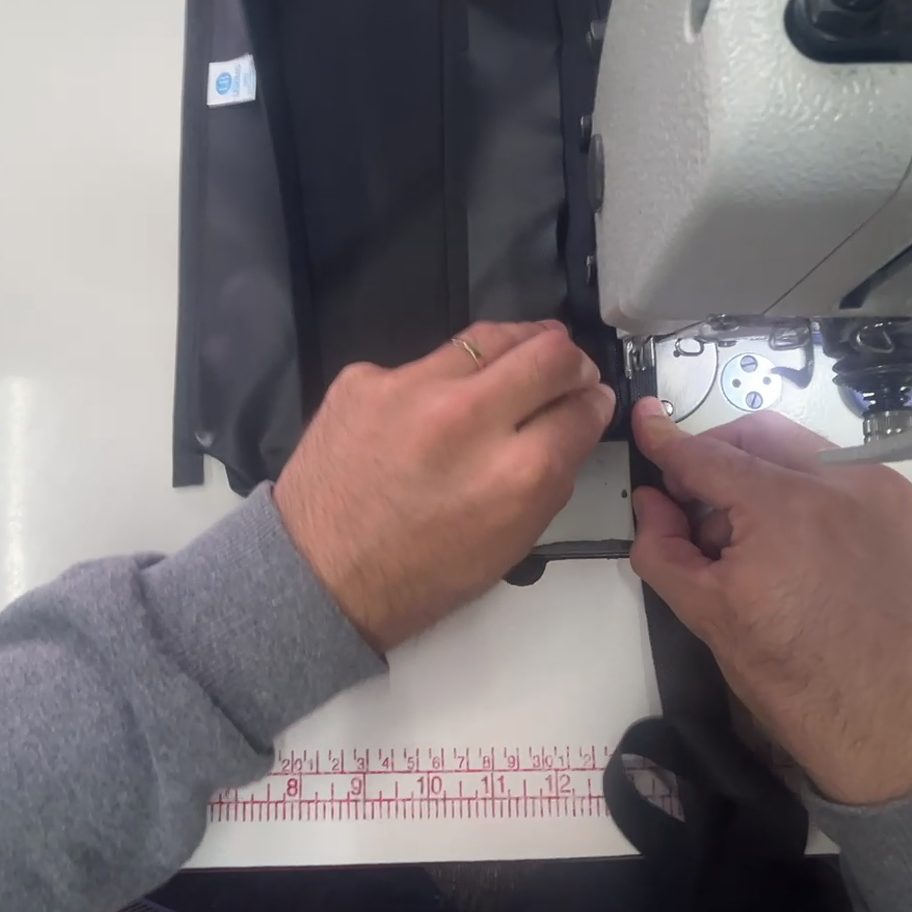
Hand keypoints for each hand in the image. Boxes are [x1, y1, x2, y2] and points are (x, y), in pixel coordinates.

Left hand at [275, 322, 614, 650]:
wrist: (316, 575)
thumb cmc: (418, 576)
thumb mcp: (509, 545)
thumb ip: (551, 478)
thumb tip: (573, 423)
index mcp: (515, 474)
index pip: (582, 408)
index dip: (594, 401)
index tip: (589, 399)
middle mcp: (468, 419)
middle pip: (549, 353)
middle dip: (570, 360)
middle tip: (567, 370)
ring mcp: (411, 389)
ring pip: (490, 336)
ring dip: (516, 348)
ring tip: (519, 360)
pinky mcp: (365, 377)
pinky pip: (425, 361)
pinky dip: (441, 379)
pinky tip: (433, 404)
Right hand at [628, 399, 911, 805]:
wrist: (899, 730)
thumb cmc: (795, 679)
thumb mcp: (705, 613)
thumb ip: (661, 546)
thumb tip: (650, 501)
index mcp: (787, 507)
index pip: (708, 456)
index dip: (666, 438)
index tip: (644, 418)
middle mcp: (842, 480)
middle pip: (754, 434)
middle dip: (712, 457)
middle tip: (689, 506)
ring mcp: (880, 490)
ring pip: (794, 448)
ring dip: (752, 472)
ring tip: (741, 537)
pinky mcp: (901, 508)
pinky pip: (830, 472)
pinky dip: (793, 488)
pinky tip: (783, 541)